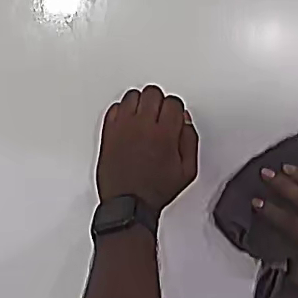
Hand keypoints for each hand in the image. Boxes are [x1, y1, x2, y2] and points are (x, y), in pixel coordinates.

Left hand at [97, 85, 198, 209]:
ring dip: (140, 103)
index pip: (172, 102)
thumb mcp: (187, 171)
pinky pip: (114, 107)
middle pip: (152, 93)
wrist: (128, 204)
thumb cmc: (154, 191)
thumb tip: (185, 121)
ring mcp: (122, 127)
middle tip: (159, 115)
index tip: (174, 117)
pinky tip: (129, 122)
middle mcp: (142, 126)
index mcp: (163, 134)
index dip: (175, 109)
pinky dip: (122, 111)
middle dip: (159, 102)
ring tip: (143, 117)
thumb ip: (189, 140)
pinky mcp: (108, 131)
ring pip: (132, 95)